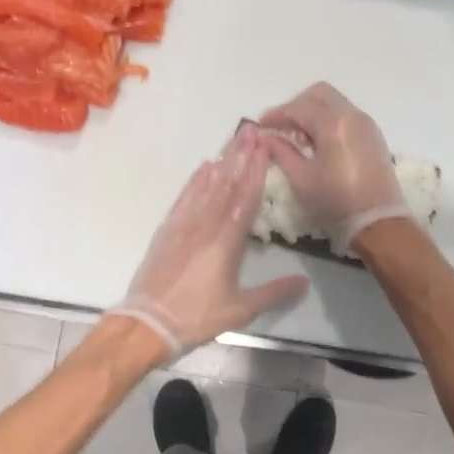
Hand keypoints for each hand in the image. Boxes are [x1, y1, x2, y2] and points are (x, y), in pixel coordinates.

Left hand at [108, 123, 309, 360]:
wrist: (149, 323)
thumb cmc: (198, 317)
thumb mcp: (241, 309)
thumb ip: (274, 292)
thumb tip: (304, 282)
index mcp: (227, 241)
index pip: (246, 198)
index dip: (257, 171)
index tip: (265, 146)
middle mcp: (206, 225)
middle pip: (226, 184)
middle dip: (240, 156)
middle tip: (251, 129)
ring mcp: (183, 225)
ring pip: (206, 186)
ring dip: (221, 161)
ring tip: (233, 140)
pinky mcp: (167, 231)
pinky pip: (184, 198)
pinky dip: (195, 181)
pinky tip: (204, 168)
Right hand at [259, 82, 411, 252]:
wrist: (378, 223)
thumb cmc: (335, 201)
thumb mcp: (301, 178)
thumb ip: (281, 152)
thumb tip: (266, 138)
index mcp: (333, 123)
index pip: (298, 108)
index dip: (276, 115)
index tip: (260, 125)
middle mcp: (352, 116)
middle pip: (320, 95)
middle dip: (297, 106)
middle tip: (281, 127)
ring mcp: (367, 125)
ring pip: (335, 104)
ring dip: (314, 113)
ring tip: (299, 139)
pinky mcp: (374, 137)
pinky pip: (347, 118)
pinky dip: (329, 122)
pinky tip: (319, 145)